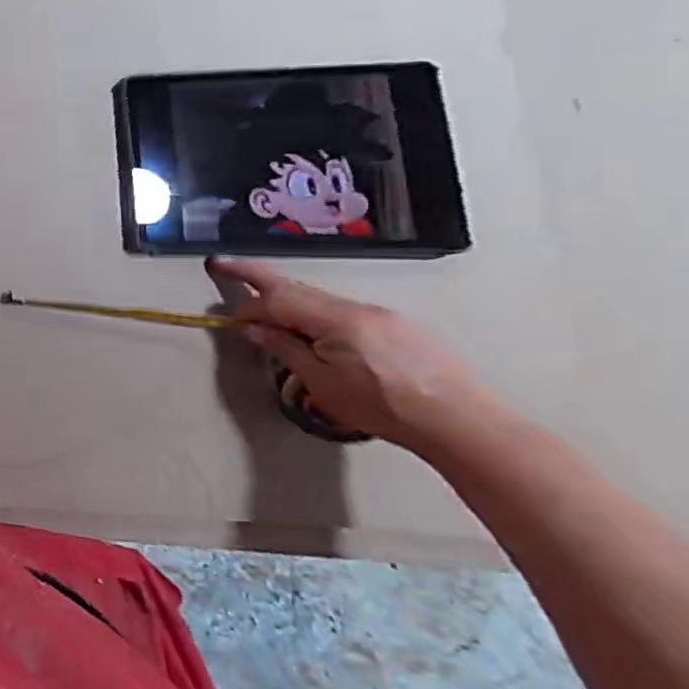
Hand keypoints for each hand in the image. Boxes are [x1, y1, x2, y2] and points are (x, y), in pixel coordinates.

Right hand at [206, 258, 499, 451]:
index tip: (232, 320)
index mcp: (337, 320)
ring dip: (291, 301)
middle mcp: (360, 308)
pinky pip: (347, 311)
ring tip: (271, 314)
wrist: (464, 423)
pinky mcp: (402, 327)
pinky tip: (317, 334)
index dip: (249, 308)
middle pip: (298, 288)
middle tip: (225, 265)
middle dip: (258, 278)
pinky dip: (319, 314)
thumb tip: (256, 329)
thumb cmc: (385, 407)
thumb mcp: (321, 382)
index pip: (277, 300)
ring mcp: (385, 315)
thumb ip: (285, 349)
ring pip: (323, 300)